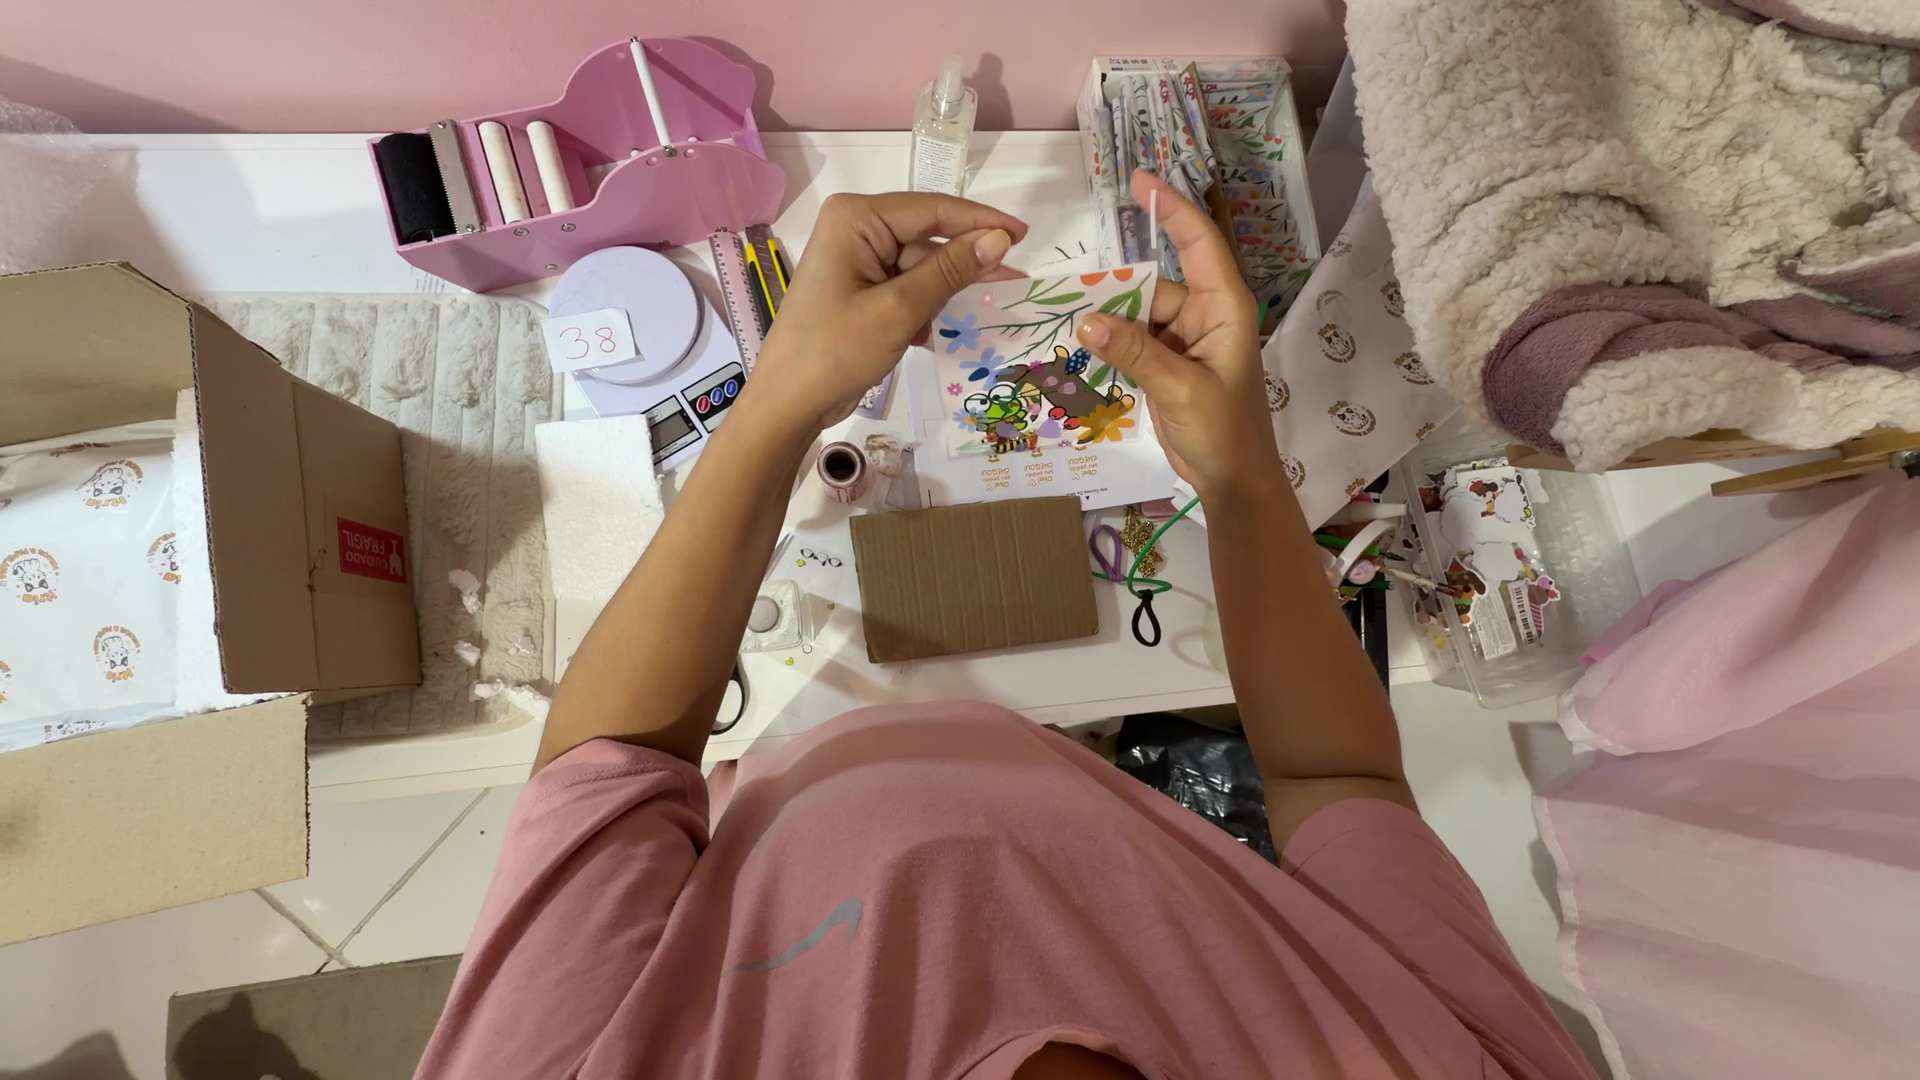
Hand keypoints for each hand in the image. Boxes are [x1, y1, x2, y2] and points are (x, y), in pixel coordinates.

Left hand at [743, 192, 1028, 433]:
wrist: (789, 402)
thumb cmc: (837, 350)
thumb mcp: (900, 309)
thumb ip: (950, 271)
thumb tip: (999, 239)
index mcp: (858, 219)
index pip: (932, 209)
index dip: (981, 221)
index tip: (1023, 236)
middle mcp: (856, 231)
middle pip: (928, 238)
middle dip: (966, 261)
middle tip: (1015, 279)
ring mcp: (857, 264)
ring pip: (920, 268)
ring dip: (944, 292)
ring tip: (980, 309)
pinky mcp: (860, 294)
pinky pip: (906, 290)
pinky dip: (924, 309)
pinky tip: (933, 334)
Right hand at [1075, 171, 1279, 498]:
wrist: (1232, 481)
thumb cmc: (1223, 431)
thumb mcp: (1180, 388)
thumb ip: (1134, 352)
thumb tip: (1085, 320)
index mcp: (1223, 309)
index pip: (1198, 244)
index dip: (1170, 209)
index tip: (1139, 180)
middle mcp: (1202, 318)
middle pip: (1152, 286)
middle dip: (1113, 288)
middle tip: (1066, 292)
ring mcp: (1182, 345)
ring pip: (1135, 319)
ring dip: (1106, 324)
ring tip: (1064, 324)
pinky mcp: (1166, 369)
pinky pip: (1132, 347)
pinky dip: (1109, 349)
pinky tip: (1080, 351)